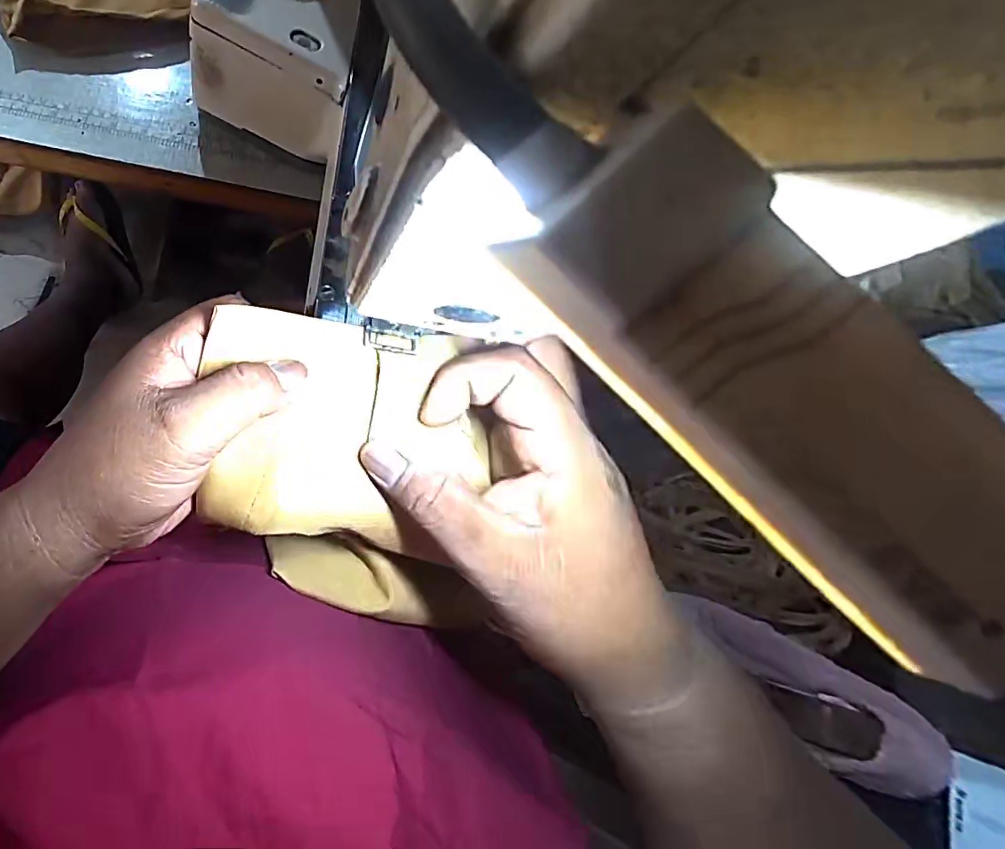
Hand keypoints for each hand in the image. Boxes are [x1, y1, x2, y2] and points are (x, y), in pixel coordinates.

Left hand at [18, 296, 304, 571]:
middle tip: (327, 378)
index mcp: (172, 352)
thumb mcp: (184, 423)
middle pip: (240, 356)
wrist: (81, 528)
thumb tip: (297, 370)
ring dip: (276, 404)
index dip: (266, 321)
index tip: (308, 338)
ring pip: (243, 396)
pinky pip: (238, 431)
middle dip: (279, 365)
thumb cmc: (123, 466)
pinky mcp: (197, 446)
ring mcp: (190, 412)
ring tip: (323, 409)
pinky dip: (264, 435)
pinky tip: (296, 444)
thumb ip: (242, 392)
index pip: (226, 315)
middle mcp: (183, 375)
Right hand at [359, 341, 691, 704]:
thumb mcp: (492, 562)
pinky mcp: (560, 464)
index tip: (426, 422)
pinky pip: (524, 411)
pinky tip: (462, 438)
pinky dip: (487, 409)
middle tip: (432, 397)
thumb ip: (434, 503)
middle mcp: (575, 434)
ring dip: (482, 382)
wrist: (629, 651)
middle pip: (533, 355)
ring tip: (441, 410)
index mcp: (567, 448)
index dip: (460, 378)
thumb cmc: (568, 610)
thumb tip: (376, 452)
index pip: (516, 367)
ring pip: (533, 377)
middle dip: (473, 362)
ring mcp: (571, 447)